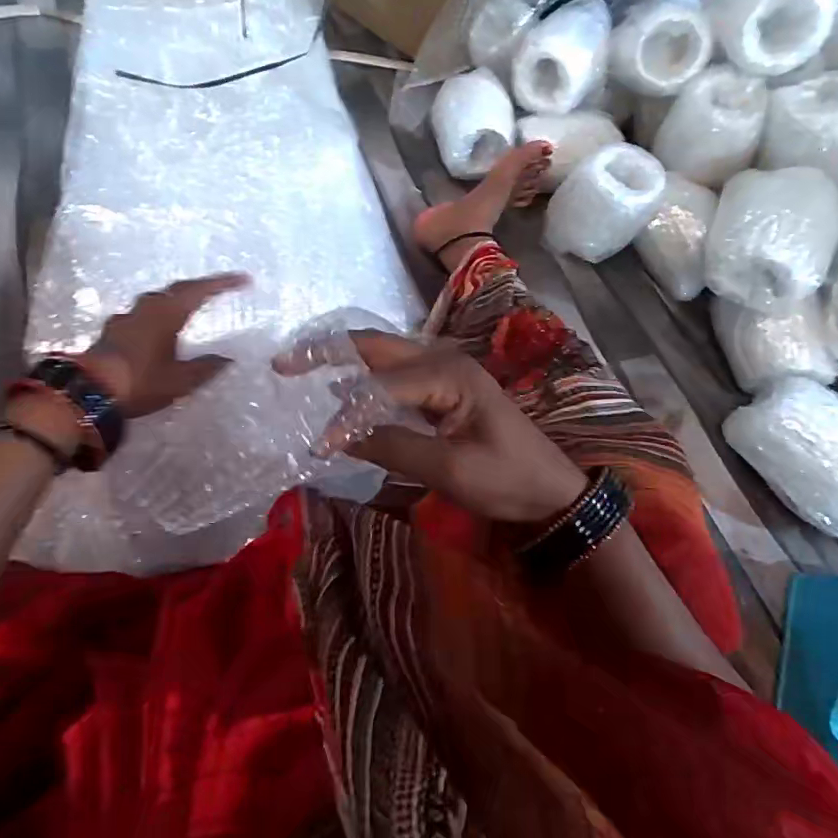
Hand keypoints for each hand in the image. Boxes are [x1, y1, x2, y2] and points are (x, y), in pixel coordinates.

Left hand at [78, 273, 249, 417]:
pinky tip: (157, 329)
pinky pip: (142, 315)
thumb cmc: (140, 381)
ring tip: (188, 308)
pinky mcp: (112, 332)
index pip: (199, 290)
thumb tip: (228, 359)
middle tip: (216, 289)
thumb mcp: (180, 380)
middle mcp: (146, 309)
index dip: (222, 284)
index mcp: (166, 314)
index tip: (243, 279)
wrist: (89, 392)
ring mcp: (125, 318)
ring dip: (175, 300)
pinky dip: (157, 316)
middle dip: (199, 287)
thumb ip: (206, 367)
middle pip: (176, 290)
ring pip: (156, 301)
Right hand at [289, 330, 588, 523]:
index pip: (381, 386)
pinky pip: (397, 373)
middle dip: (331, 351)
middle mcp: (445, 360)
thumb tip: (336, 438)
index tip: (318, 444)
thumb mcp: (450, 470)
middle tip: (285, 362)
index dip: (346, 413)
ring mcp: (446, 370)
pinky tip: (344, 391)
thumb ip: (392, 446)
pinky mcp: (445, 387)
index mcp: (449, 374)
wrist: (552, 490)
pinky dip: (366, 377)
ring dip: (346, 359)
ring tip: (304, 368)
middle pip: (377, 346)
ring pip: (385, 354)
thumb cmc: (507, 479)